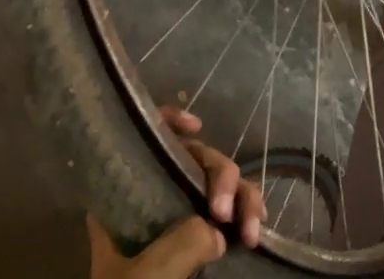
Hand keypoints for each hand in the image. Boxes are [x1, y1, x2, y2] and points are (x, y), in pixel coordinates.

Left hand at [85, 108, 265, 278]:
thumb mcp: (145, 277)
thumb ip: (179, 245)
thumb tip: (218, 228)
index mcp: (126, 197)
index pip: (147, 139)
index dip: (169, 120)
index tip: (196, 125)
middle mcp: (154, 200)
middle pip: (194, 160)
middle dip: (220, 175)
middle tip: (226, 210)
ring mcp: (179, 220)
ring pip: (218, 186)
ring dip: (243, 197)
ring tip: (253, 230)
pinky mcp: (201, 243)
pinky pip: (230, 214)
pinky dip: (246, 215)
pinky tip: (256, 231)